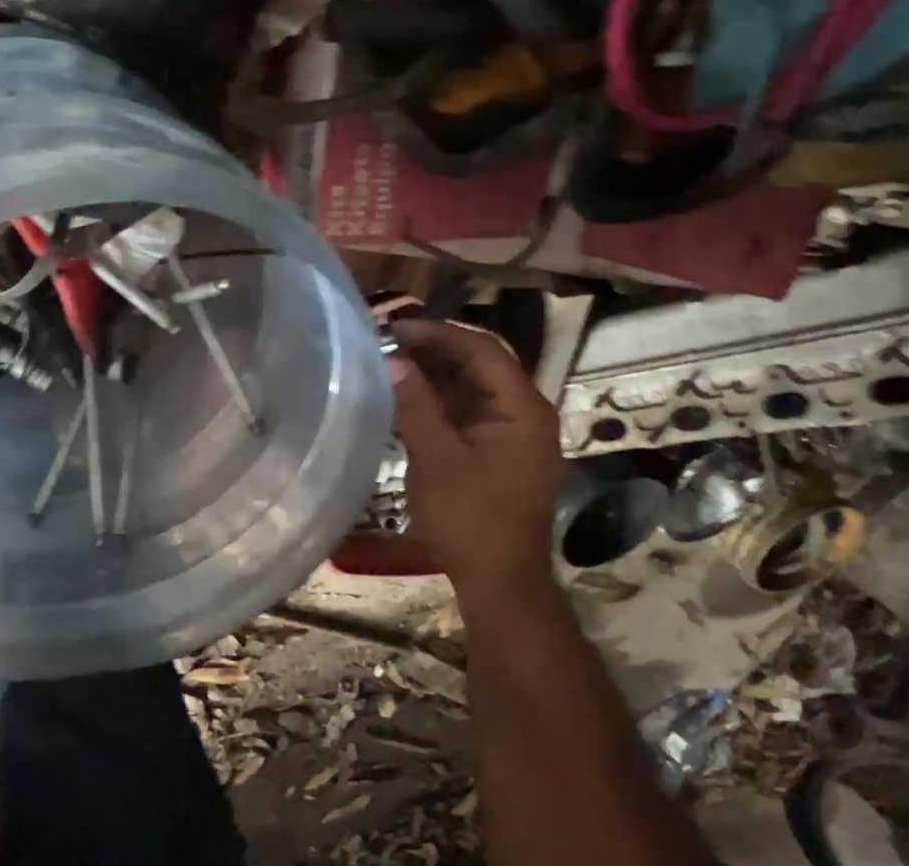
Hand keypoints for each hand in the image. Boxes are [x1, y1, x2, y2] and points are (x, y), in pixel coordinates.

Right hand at [387, 320, 563, 590]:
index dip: (439, 333)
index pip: (483, 350)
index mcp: (522, 409)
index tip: (395, 327)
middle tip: (385, 343)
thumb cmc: (471, 518)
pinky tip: (402, 401)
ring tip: (387, 366)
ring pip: (470, 389)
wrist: (499, 581)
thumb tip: (391, 359)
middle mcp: (523, 414)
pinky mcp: (496, 454)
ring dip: (432, 375)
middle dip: (433, 351)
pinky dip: (436, 402)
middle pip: (479, 365)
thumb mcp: (437, 459)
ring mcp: (511, 435)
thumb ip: (415, 405)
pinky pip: (466, 413)